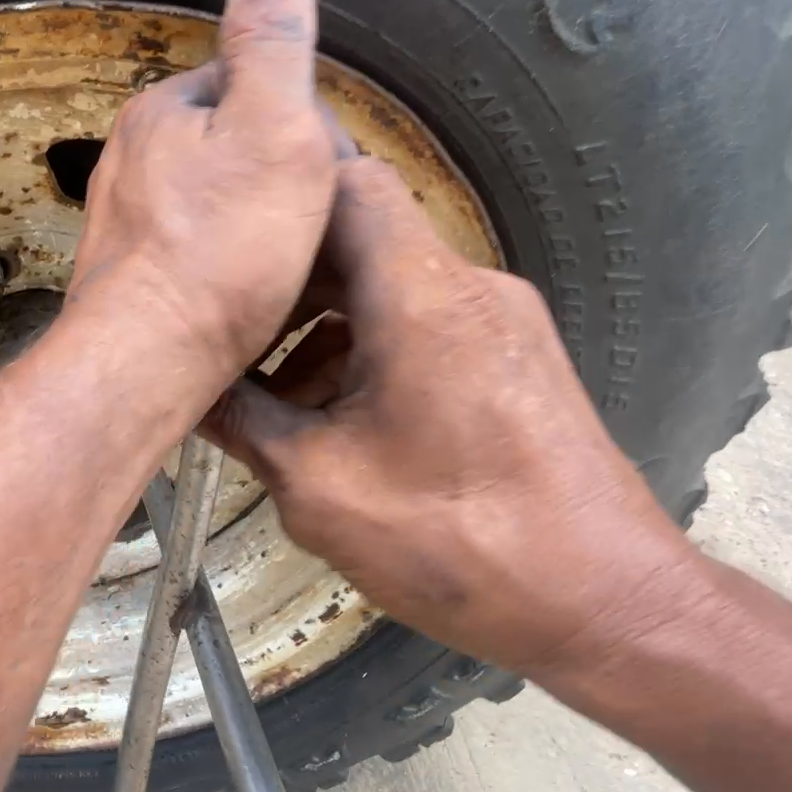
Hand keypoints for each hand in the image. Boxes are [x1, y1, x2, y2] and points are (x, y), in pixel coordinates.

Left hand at [67, 0, 351, 381]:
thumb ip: (272, 44)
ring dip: (265, 232)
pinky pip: (200, 254)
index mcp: (161, 111)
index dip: (312, 133)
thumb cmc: (219, 250)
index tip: (332, 183)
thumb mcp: (271, 129)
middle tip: (317, 238)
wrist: (146, 360)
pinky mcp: (129, 276)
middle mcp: (131, 158)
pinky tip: (251, 301)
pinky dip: (232, 269)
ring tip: (291, 276)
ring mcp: (124, 220)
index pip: (258, 91)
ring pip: (222, 207)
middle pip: (240, 152)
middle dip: (288, 186)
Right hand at [203, 158, 703, 674]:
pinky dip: (360, 352)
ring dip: (316, 327)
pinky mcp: (509, 359)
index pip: (350, 183)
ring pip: (383, 287)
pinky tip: (327, 420)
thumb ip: (239, 421)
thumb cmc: (455, 540)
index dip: (281, 202)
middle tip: (220, 329)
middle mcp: (466, 287)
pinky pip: (417, 326)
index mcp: (420, 296)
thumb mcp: (316, 483)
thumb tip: (184, 388)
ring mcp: (497, 322)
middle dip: (284, 281)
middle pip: (358, 239)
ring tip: (264, 395)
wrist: (607, 608)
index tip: (224, 245)